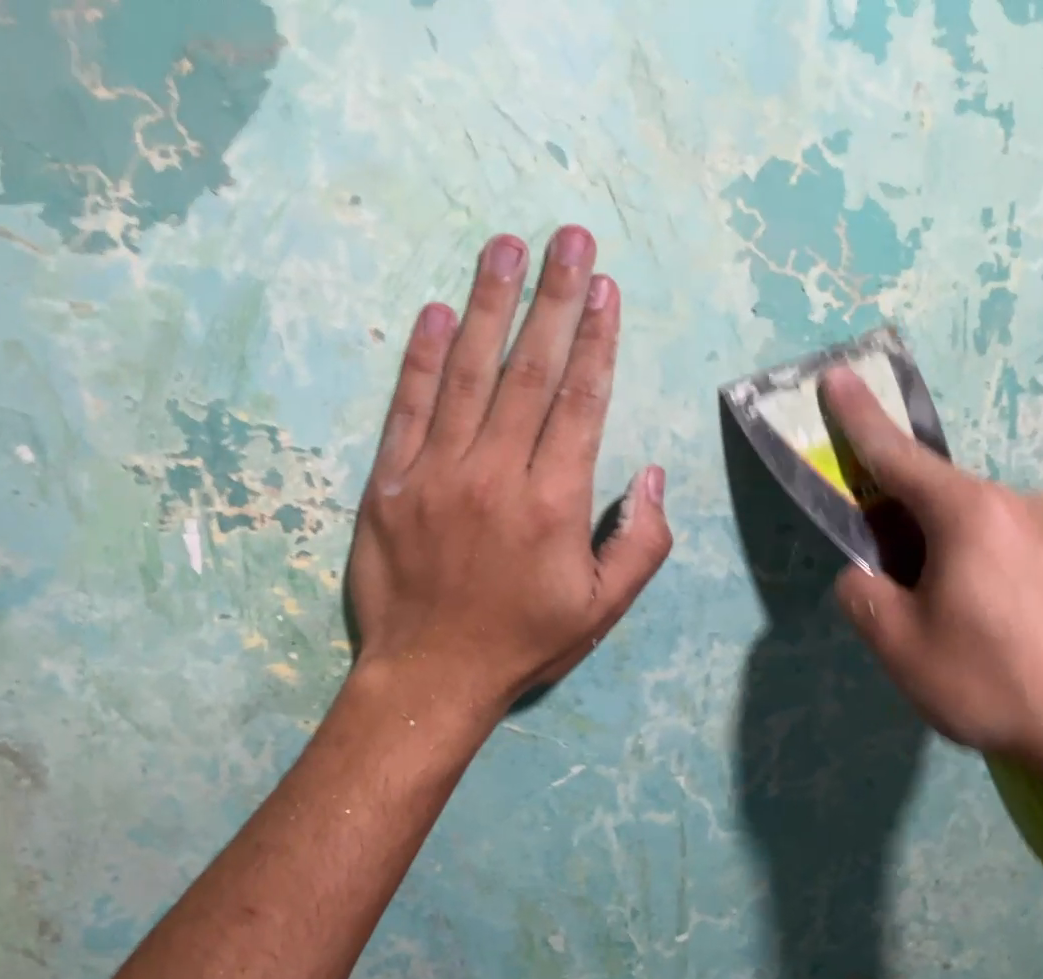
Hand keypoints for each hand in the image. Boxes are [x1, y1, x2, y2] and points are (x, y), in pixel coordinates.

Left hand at [346, 227, 672, 717]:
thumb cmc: (522, 641)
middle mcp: (496, 473)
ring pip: (466, 373)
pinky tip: (434, 312)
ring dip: (488, 305)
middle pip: (530, 370)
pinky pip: (407, 408)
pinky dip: (420, 358)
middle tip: (569, 237)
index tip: (605, 286)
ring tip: (505, 247)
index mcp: (554, 501)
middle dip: (554, 298)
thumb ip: (641, 543)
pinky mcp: (388, 482)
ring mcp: (435, 472)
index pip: (580, 401)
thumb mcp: (603, 609)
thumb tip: (654, 476)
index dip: (596, 338)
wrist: (428, 676)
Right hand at [821, 367, 1042, 775]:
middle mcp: (1027, 505)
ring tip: (973, 641)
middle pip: (944, 506)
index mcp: (971, 513)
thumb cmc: (1002, 682)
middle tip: (909, 600)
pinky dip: (1005, 587)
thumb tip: (868, 578)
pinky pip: (1031, 561)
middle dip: (912, 536)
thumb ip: (863, 598)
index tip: (837, 375)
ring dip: (961, 567)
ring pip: (989, 538)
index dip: (858, 417)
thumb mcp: (902, 649)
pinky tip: (1020, 648)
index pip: (896, 455)